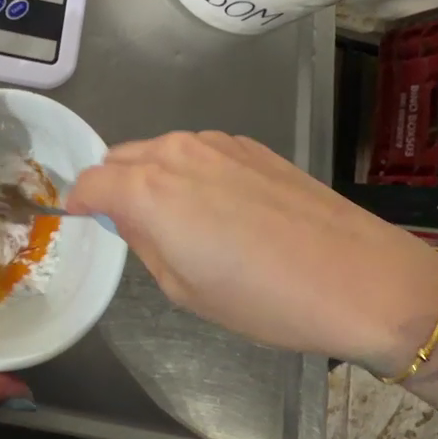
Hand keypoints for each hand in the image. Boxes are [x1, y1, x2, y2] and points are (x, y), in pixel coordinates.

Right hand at [66, 129, 437, 374]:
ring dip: (154, 176)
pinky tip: (227, 207)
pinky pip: (197, 150)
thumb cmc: (263, 298)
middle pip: (120, 157)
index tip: (85, 222)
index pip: (89, 181)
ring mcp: (213, 140)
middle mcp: (173, 151)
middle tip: (138, 227)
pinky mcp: (247, 142)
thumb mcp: (185, 289)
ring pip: (159, 150)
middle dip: (115, 186)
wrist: (357, 275)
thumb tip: (126, 217)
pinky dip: (191, 170)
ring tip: (187, 219)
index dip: (79, 203)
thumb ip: (143, 242)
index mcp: (148, 190)